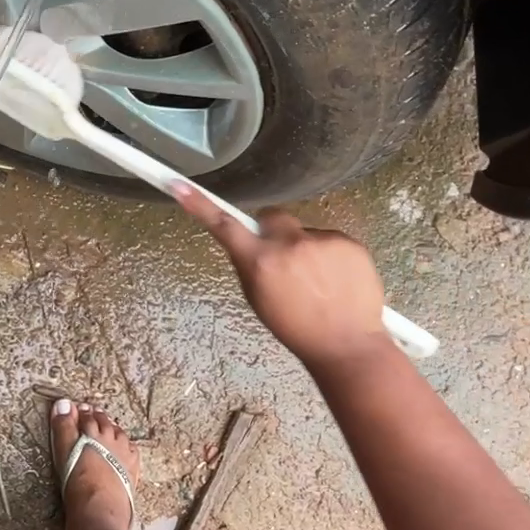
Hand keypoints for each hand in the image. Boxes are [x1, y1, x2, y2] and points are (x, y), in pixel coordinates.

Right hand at [171, 186, 390, 367]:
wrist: (347, 344)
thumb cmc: (295, 327)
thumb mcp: (256, 299)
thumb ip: (248, 265)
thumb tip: (246, 244)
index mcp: (260, 262)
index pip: (223, 225)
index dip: (198, 204)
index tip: (180, 186)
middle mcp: (289, 245)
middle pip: (271, 218)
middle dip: (272, 231)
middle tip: (280, 259)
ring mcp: (322, 241)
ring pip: (303, 232)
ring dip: (303, 248)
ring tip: (316, 281)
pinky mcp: (349, 242)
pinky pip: (330, 239)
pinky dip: (330, 255)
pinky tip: (334, 280)